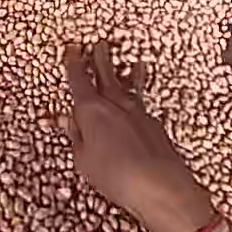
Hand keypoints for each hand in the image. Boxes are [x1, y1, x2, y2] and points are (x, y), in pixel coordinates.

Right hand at [61, 41, 218, 231]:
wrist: (159, 186)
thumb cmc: (117, 175)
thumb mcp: (84, 160)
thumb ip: (78, 138)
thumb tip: (74, 125)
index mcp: (91, 110)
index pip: (79, 79)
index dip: (73, 63)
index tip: (71, 51)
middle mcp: (115, 104)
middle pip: (106, 73)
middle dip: (100, 58)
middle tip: (98, 45)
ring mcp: (137, 112)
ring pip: (127, 85)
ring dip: (124, 74)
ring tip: (129, 64)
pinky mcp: (154, 124)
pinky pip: (141, 103)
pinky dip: (137, 98)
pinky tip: (137, 102)